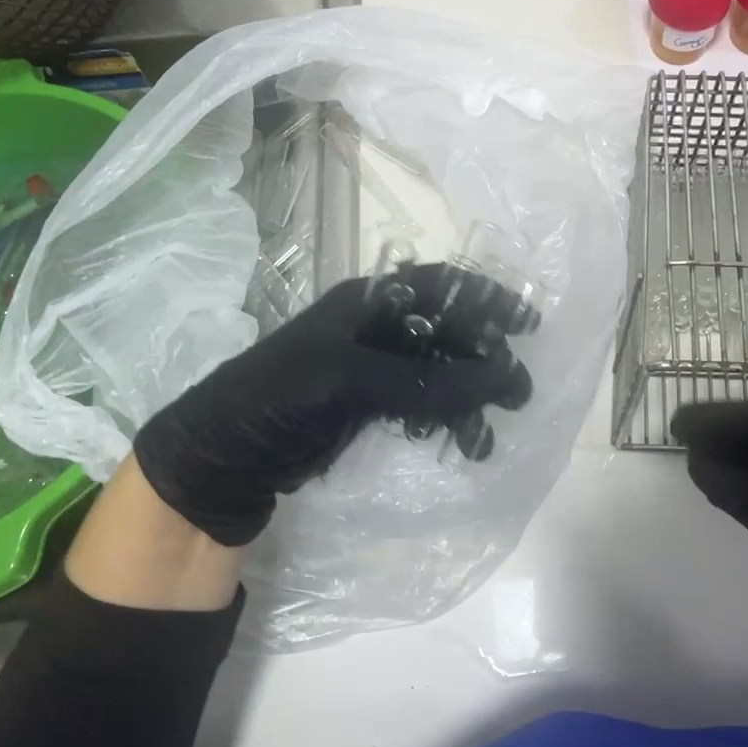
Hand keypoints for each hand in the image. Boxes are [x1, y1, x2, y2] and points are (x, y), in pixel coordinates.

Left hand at [133, 264, 533, 546]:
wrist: (220, 459)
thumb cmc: (278, 398)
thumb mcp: (351, 380)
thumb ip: (427, 379)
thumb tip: (503, 376)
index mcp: (368, 303)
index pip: (440, 287)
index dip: (486, 300)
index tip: (527, 327)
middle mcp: (375, 329)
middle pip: (447, 333)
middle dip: (484, 360)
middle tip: (518, 396)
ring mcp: (372, 370)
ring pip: (438, 374)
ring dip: (468, 401)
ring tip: (483, 442)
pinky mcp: (368, 407)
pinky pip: (423, 404)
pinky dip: (445, 421)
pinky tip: (458, 444)